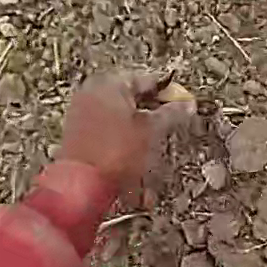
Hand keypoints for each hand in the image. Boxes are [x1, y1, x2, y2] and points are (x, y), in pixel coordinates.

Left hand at [57, 70, 194, 203]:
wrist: (81, 186)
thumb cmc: (117, 152)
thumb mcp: (153, 129)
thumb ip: (172, 112)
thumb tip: (188, 103)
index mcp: (110, 84)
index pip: (149, 80)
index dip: (170, 93)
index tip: (185, 105)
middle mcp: (92, 91)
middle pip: (134, 94)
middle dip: (154, 107)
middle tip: (172, 121)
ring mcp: (82, 110)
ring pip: (122, 109)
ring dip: (141, 119)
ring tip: (155, 136)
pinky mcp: (78, 130)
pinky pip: (109, 122)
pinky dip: (125, 130)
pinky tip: (136, 145)